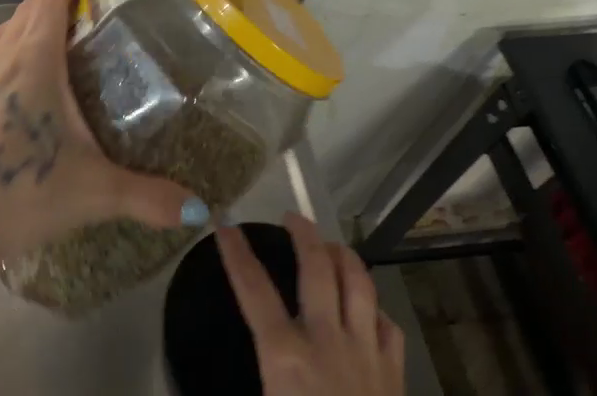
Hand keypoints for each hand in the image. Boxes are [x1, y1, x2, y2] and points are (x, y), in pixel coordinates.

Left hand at [0, 0, 203, 266]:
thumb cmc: (25, 193)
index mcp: (34, 61)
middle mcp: (2, 59)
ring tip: (55, 36)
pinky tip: (13, 74)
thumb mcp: (97, 193)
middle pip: (27, 11)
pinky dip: (4, 50)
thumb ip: (150, 196)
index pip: (50, 0)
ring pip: (2, 32)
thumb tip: (200, 208)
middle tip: (87, 8)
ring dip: (27, 22)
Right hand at [217, 213, 405, 395]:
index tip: (224, 225)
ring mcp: (366, 355)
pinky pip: (389, 327)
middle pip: (316, 268)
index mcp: (284, 356)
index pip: (253, 289)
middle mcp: (326, 341)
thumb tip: (202, 386)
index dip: (235, 253)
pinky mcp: (395, 376)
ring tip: (331, 246)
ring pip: (360, 284)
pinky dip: (376, 310)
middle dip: (303, 233)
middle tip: (292, 216)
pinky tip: (369, 310)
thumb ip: (252, 379)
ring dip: (344, 257)